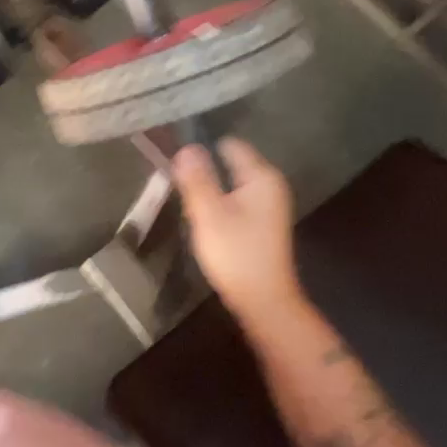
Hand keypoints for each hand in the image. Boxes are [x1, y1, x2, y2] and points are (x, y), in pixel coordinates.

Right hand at [171, 138, 301, 317]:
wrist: (264, 301)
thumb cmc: (237, 254)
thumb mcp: (209, 214)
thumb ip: (196, 179)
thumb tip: (185, 148)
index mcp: (261, 177)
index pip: (230, 145)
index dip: (202, 147)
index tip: (176, 159)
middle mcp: (270, 185)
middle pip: (230, 163)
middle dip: (204, 170)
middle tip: (176, 183)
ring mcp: (268, 205)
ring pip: (231, 183)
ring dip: (210, 188)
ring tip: (186, 199)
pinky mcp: (262, 223)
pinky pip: (236, 200)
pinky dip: (219, 204)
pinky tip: (204, 219)